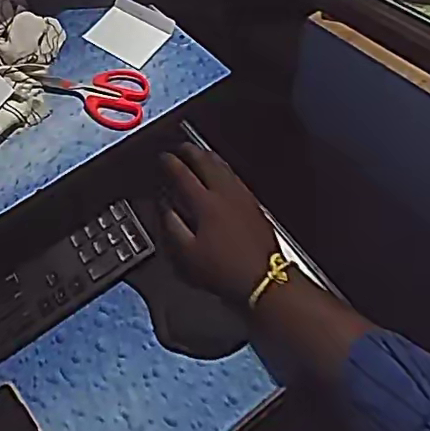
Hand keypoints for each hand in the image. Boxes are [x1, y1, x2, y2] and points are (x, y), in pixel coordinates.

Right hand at [159, 142, 279, 301]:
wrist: (266, 283)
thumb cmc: (226, 271)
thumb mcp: (188, 254)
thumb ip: (172, 226)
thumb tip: (165, 209)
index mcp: (205, 204)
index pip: (183, 174)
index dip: (170, 163)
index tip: (163, 158)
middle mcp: (225, 195)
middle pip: (206, 163)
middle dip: (191, 152)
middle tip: (180, 148)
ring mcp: (242, 199)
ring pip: (224, 167)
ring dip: (209, 157)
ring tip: (201, 153)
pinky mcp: (255, 206)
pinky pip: (236, 177)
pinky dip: (224, 168)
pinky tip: (223, 172)